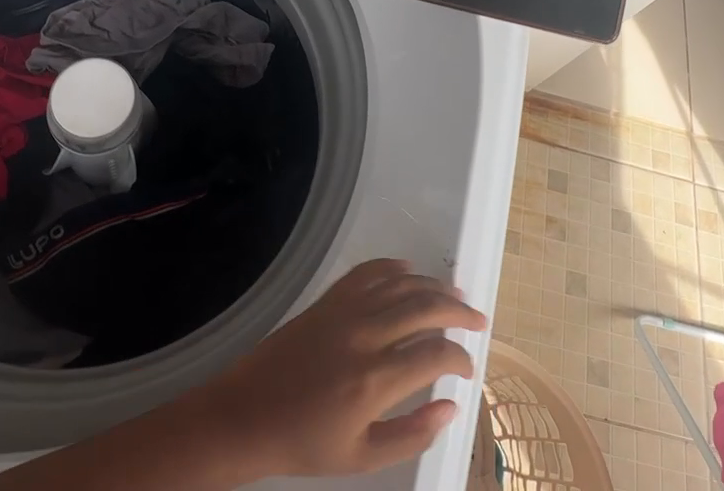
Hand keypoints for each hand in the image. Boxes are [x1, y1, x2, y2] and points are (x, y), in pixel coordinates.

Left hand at [186, 258, 488, 479]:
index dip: (461, 358)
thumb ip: (413, 434)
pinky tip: (408, 270)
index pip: (435, 354)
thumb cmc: (304, 442)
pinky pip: (365, 273)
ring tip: (455, 295)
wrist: (246, 416)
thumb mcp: (362, 457)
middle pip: (425, 308)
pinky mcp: (325, 302)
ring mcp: (343, 313)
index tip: (467, 368)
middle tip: (478, 320)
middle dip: (458, 313)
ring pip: (400, 285)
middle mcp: (364, 337)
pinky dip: (391, 266)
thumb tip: (451, 406)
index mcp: (374, 380)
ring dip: (432, 286)